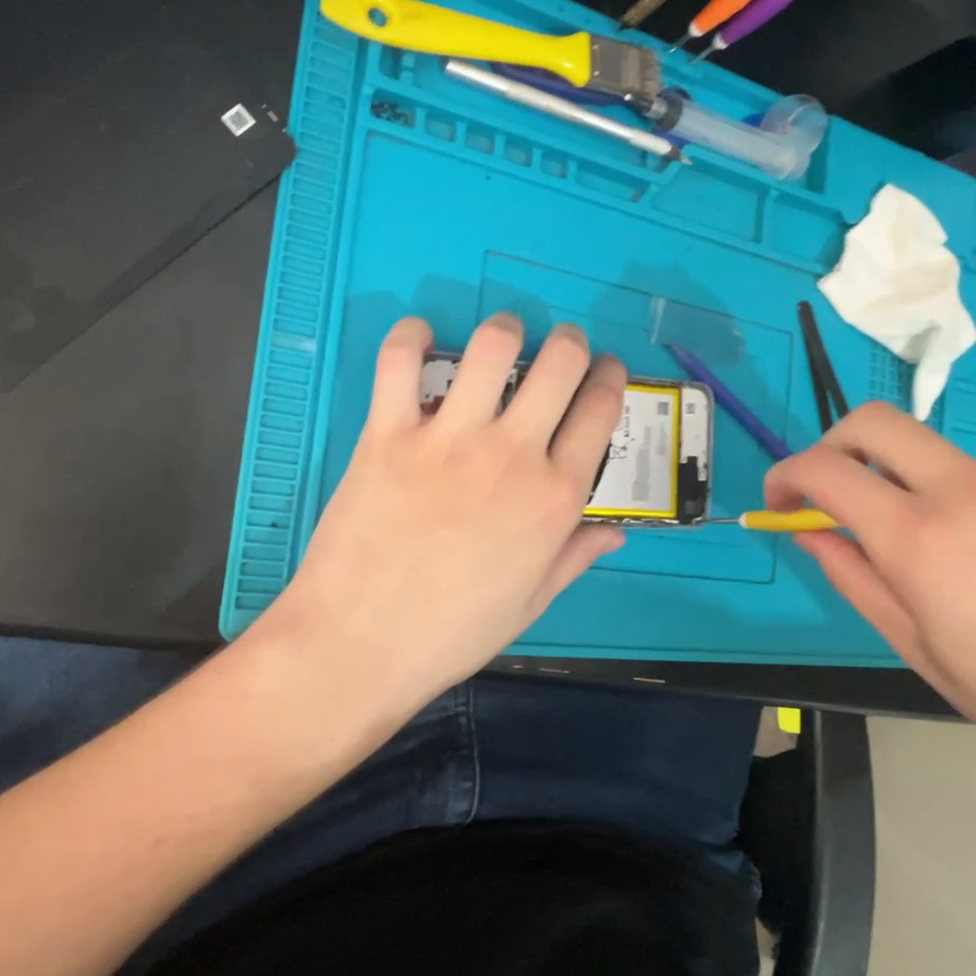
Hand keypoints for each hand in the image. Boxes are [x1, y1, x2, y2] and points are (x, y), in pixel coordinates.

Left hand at [271, 314, 626, 702]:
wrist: (361, 645)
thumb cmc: (451, 634)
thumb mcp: (529, 603)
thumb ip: (573, 557)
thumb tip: (613, 532)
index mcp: (555, 499)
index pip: (602, 412)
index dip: (610, 379)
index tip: (604, 371)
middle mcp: (512, 456)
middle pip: (560, 364)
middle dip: (569, 343)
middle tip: (558, 348)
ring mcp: (449, 440)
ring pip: (492, 346)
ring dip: (504, 330)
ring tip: (501, 337)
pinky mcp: (388, 433)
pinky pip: (400, 361)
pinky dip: (410, 336)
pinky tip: (419, 336)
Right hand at [766, 402, 975, 789]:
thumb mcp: (918, 648)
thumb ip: (855, 578)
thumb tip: (814, 534)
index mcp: (924, 540)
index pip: (828, 471)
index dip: (786, 476)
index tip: (777, 500)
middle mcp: (972, 490)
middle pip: (877, 422)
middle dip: (832, 445)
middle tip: (824, 490)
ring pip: (932, 456)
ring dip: (901, 483)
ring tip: (921, 554)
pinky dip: (954, 501)